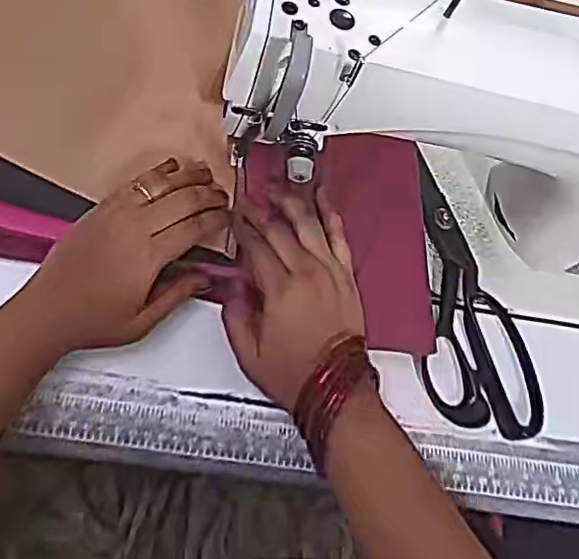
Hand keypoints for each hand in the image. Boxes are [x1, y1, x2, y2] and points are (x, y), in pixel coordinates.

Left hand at [15, 157, 229, 353]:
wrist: (47, 309)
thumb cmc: (88, 318)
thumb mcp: (141, 322)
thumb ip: (177, 295)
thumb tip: (204, 277)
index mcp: (148, 257)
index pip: (194, 227)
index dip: (217, 219)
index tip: (228, 217)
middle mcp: (134, 229)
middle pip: (184, 199)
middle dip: (210, 195)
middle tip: (222, 197)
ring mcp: (117, 213)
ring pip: (162, 183)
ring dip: (188, 175)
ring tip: (205, 174)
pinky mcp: (103, 207)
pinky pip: (137, 181)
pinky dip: (158, 171)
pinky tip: (171, 168)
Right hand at [222, 187, 366, 406]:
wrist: (336, 387)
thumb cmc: (298, 372)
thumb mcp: (249, 352)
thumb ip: (235, 314)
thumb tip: (231, 288)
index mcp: (281, 289)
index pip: (256, 246)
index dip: (242, 228)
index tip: (234, 218)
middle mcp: (307, 273)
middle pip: (279, 229)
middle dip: (259, 212)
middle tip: (248, 202)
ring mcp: (330, 270)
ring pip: (308, 223)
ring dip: (291, 203)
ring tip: (278, 191)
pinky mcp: (346, 274)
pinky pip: (338, 235)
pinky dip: (330, 213)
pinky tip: (323, 198)